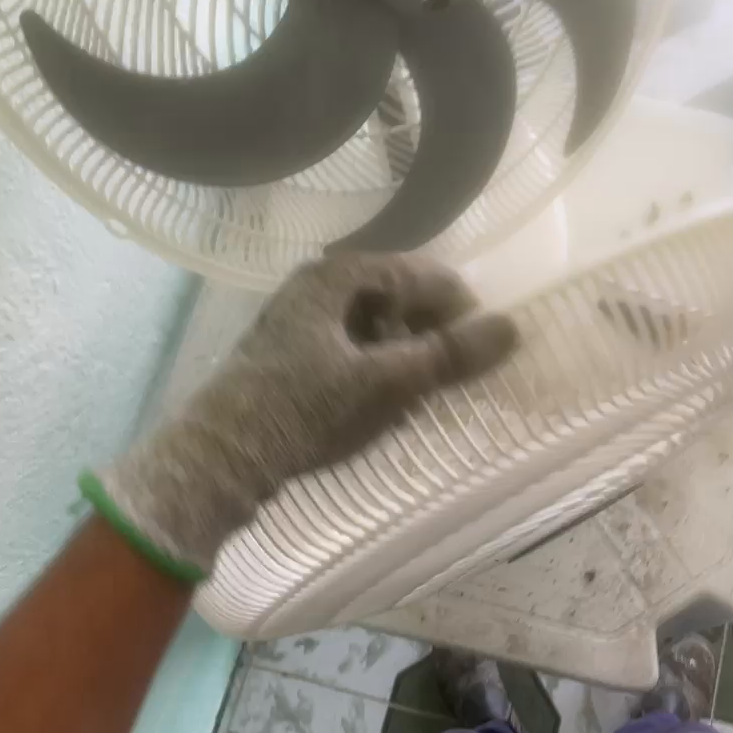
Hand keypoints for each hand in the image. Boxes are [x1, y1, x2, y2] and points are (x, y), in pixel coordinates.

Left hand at [88, 254, 518, 581]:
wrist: (221, 457)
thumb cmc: (306, 409)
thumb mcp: (387, 382)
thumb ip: (449, 356)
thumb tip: (510, 328)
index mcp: (340, 276)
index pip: (423, 275)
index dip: (460, 309)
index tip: (483, 348)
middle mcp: (319, 285)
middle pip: (399, 299)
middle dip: (432, 335)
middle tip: (451, 376)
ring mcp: (302, 319)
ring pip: (377, 326)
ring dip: (406, 356)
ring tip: (419, 395)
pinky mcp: (292, 353)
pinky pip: (353, 348)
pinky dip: (378, 370)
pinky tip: (383, 404)